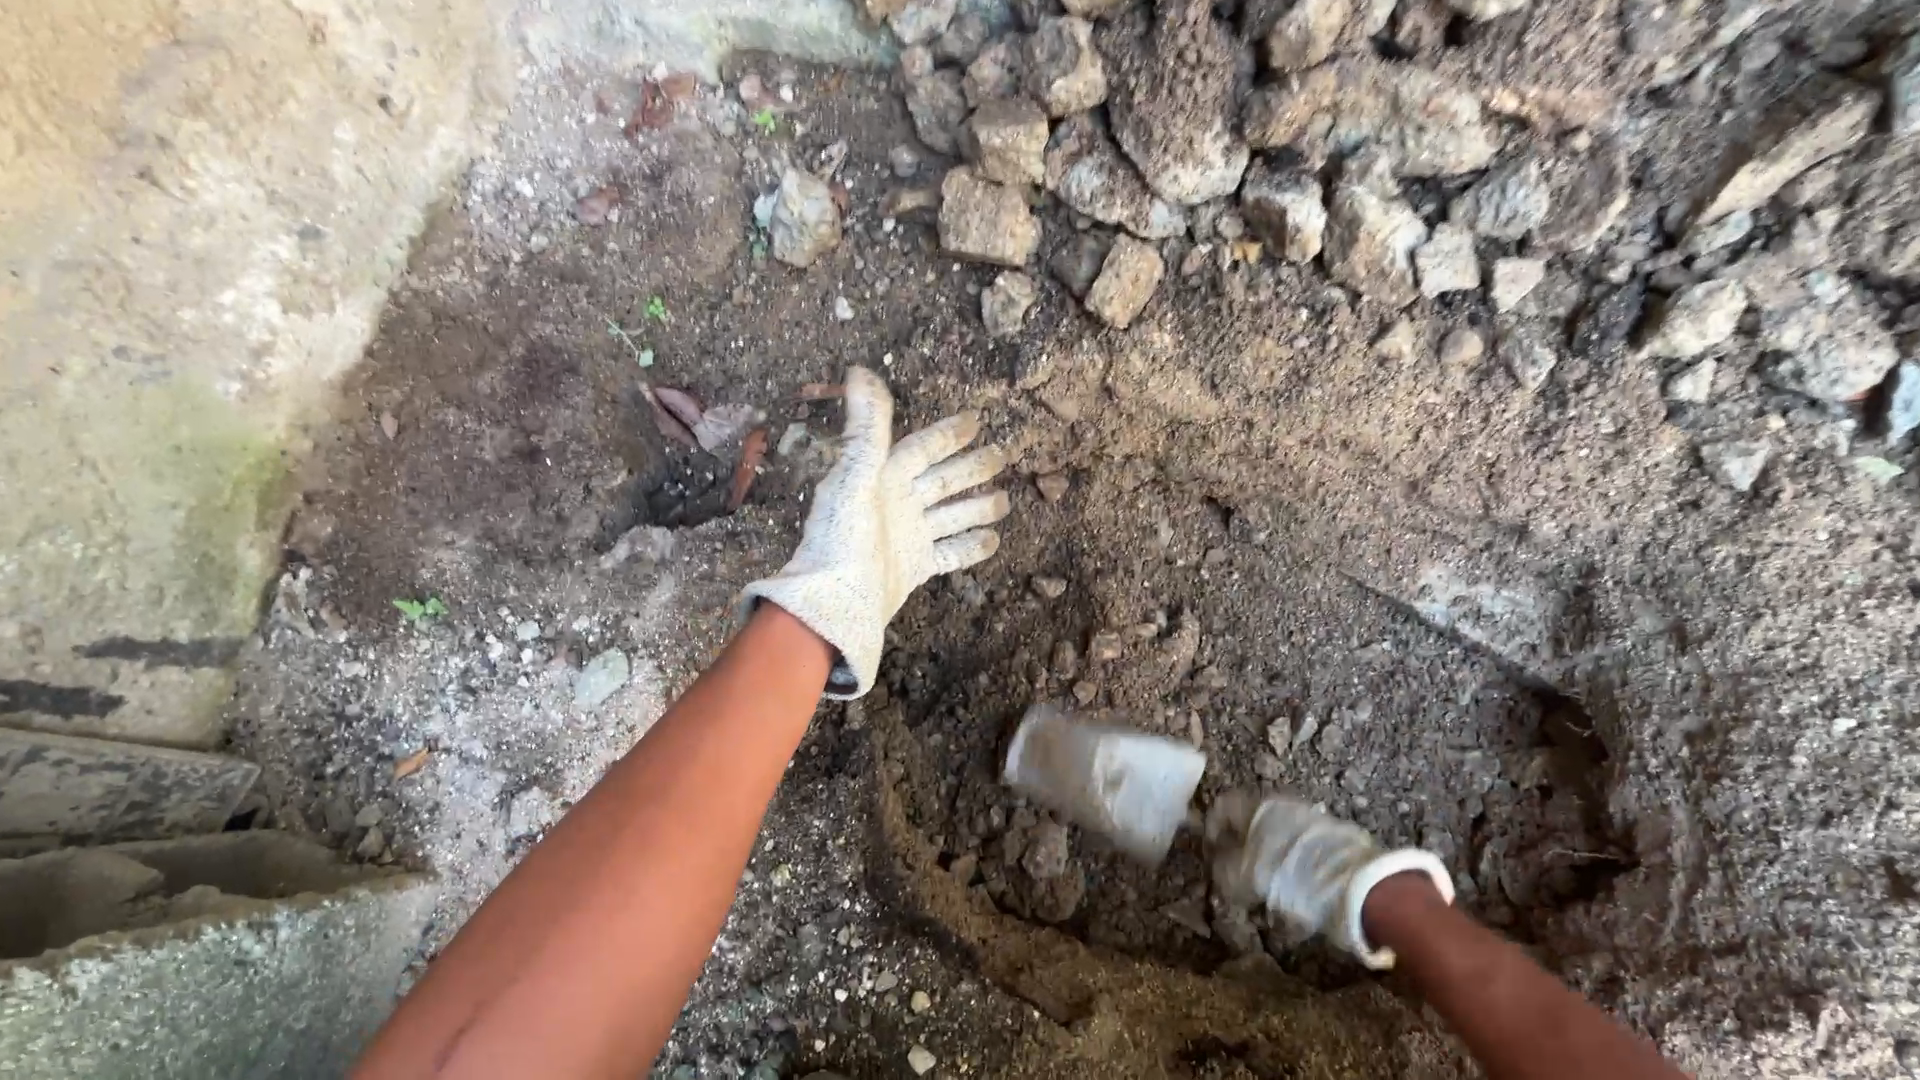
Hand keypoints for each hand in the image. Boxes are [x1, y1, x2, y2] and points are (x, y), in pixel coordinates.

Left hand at [743, 367, 1008, 697]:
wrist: (838, 600)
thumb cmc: (843, 535)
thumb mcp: (854, 474)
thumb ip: (865, 426)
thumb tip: (860, 370)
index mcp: (883, 478)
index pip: (921, 449)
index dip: (948, 435)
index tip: (975, 421)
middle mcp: (897, 503)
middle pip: (943, 480)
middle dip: (972, 468)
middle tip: (1003, 456)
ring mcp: (908, 536)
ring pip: (951, 515)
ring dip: (977, 507)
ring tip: (1004, 501)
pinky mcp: (915, 567)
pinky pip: (950, 553)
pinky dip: (971, 546)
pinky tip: (994, 539)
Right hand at [1207, 792, 1453, 968]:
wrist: (1365, 888)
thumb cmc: (1296, 878)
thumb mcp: (1248, 878)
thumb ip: (1224, 869)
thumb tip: (1216, 865)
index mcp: (1257, 807)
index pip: (1221, 806)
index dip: (1210, 828)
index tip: (1210, 852)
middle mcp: (1284, 804)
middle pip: (1250, 818)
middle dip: (1240, 842)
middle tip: (1237, 870)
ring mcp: (1312, 817)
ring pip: (1277, 831)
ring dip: (1268, 852)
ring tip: (1269, 884)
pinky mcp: (1336, 836)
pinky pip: (1302, 844)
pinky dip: (1293, 860)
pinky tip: (1299, 886)